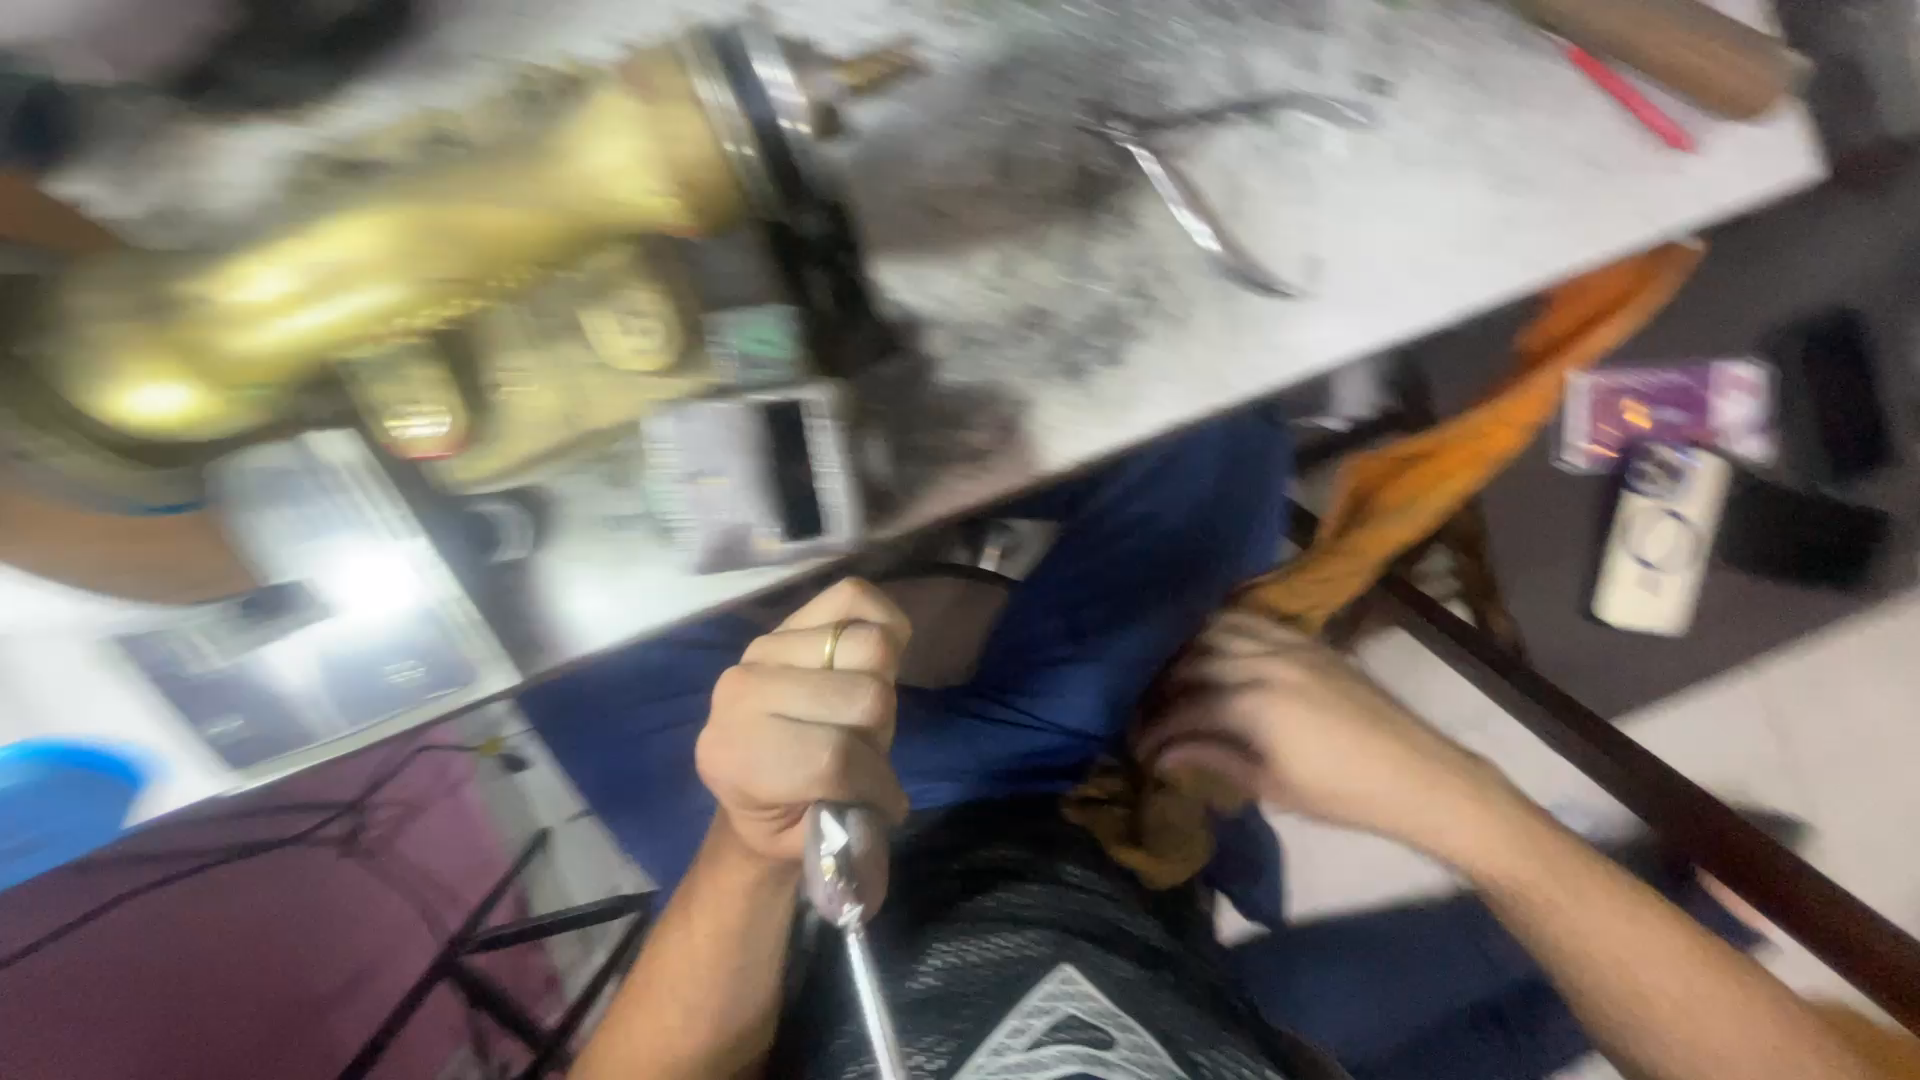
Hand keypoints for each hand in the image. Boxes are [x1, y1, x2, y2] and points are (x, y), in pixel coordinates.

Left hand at [695, 578, 912, 862]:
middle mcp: (740, 690)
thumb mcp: (808, 841)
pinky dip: (884, 622)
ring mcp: (764, 646)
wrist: (744, 777)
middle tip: (865, 755)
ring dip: (882, 685)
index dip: (876, 784)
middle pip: (866, 696)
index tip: (885, 802)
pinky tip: (874, 662)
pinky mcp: (788, 619)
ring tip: (861, 712)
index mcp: (735, 756)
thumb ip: (846, 821)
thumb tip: (889, 800)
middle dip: (879, 734)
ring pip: (870, 646)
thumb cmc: (781, 814)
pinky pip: (855, 596)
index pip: (835, 757)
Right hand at [1139, 613, 1522, 853]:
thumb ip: (1212, 759)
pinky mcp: (1309, 642)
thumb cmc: (1342, 794)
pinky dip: (1223, 630)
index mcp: (1254, 705)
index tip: (1141, 746)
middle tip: (1151, 710)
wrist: (1420, 776)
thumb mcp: (1271, 785)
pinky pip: (1252, 621)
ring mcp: (1289, 646)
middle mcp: (1264, 663)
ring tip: (1176, 675)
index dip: (1156, 728)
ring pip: (1218, 630)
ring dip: (1189, 650)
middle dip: (1163, 686)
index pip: (1185, 708)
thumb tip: (1162, 757)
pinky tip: (1215, 649)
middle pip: (1193, 660)